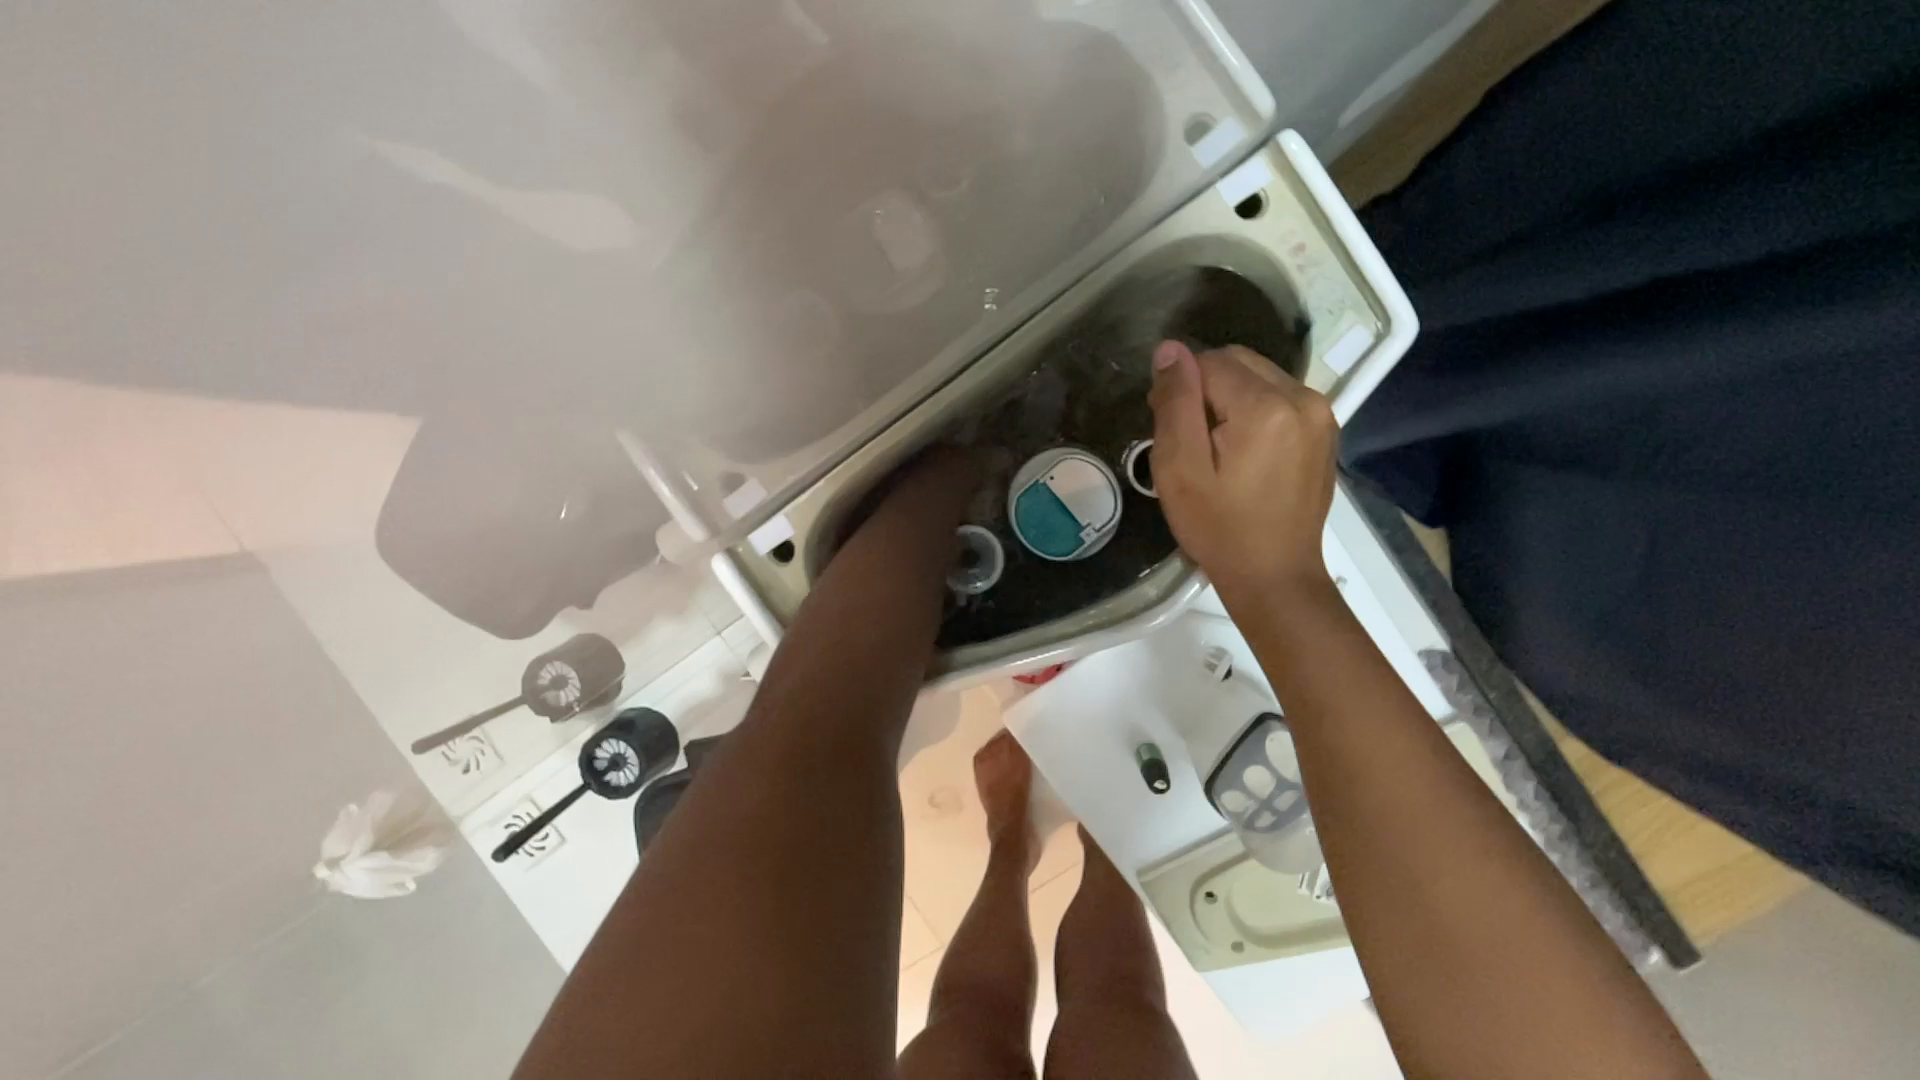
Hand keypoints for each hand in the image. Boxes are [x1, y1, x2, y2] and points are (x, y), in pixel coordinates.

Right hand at [1147, 340, 1337, 601]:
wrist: (1274, 576)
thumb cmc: (1218, 528)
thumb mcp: (1180, 469)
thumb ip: (1175, 403)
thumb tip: (1170, 349)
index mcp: (1265, 406)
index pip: (1208, 362)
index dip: (1179, 389)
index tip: (1169, 431)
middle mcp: (1302, 397)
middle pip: (1238, 361)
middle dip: (1205, 388)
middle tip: (1188, 440)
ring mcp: (1320, 413)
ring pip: (1258, 376)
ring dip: (1229, 397)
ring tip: (1214, 448)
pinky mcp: (1325, 430)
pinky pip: (1279, 396)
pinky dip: (1253, 410)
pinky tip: (1242, 451)